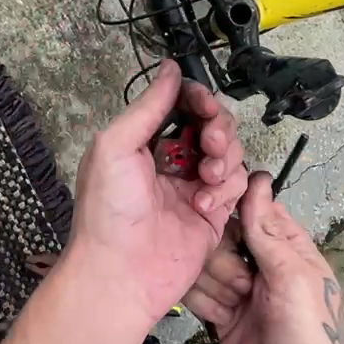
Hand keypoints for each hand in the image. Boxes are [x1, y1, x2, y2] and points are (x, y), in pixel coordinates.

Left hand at [63, 60, 248, 326]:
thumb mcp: (116, 146)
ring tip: (206, 178)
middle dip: (218, 128)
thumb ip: (148, 106)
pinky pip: (235, 186)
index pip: (182, 103)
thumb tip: (169, 68)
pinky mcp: (212, 213)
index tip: (204, 103)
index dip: (198, 98)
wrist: (120, 274)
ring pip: (229, 152)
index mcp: (145, 139)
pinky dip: (226, 191)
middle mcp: (171, 159)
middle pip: (213, 124)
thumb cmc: (107, 211)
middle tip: (210, 143)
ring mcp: (193, 186)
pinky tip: (203, 206)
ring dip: (224, 159)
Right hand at [185, 174, 343, 343]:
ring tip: (232, 307)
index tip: (210, 208)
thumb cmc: (314, 339)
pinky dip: (202, 302)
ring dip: (213, 282)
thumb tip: (256, 178)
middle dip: (222, 255)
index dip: (230, 204)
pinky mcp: (221, 316)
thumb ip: (266, 230)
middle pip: (220, 233)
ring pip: (204, 262)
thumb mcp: (293, 278)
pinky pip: (197, 292)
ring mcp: (239, 289)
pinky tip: (219, 319)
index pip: (252, 206)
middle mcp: (260, 262)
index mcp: (286, 246)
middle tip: (241, 284)